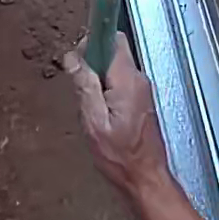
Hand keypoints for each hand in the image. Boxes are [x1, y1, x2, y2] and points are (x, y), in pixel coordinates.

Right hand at [65, 34, 169, 196]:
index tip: (77, 58)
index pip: (112, 39)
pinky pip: (118, 81)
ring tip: (89, 106)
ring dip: (96, 79)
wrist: (145, 180)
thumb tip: (73, 57)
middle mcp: (139, 80)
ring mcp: (141, 90)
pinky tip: (99, 113)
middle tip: (80, 90)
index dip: (91, 42)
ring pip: (113, 67)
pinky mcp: (140, 100)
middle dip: (90, 64)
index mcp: (128, 80)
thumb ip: (84, 85)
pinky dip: (104, 90)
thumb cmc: (121, 157)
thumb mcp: (93, 121)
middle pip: (111, 52)